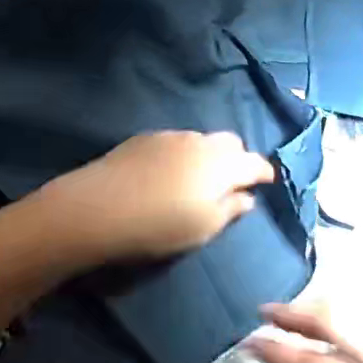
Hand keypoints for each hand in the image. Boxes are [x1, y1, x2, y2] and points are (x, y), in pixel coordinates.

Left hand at [31, 131, 274, 261]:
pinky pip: (174, 140)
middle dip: (236, 158)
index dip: (262, 173)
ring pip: (199, 139)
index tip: (264, 184)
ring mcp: (168, 135)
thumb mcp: (203, 226)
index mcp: (221, 163)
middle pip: (229, 142)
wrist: (98, 206)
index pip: (254, 161)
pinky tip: (168, 172)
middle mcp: (198, 141)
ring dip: (206, 154)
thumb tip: (246, 196)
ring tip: (197, 178)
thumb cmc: (159, 225)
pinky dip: (181, 152)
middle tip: (230, 182)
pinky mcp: (142, 138)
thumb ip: (230, 208)